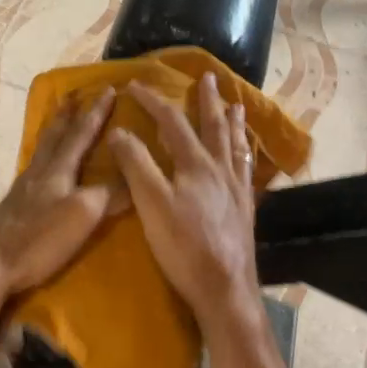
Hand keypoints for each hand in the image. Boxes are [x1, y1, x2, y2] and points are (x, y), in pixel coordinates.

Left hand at [0, 88, 126, 310]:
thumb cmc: (39, 237)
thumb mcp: (83, 214)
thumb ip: (108, 194)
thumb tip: (134, 178)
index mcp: (57, 169)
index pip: (81, 134)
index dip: (96, 113)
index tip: (109, 90)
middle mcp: (39, 172)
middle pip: (54, 136)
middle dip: (66, 115)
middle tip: (72, 96)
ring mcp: (23, 189)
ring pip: (42, 151)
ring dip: (53, 133)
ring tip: (57, 123)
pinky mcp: (15, 208)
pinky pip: (35, 169)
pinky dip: (44, 157)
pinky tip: (43, 168)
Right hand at [107, 72, 258, 327]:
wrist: (225, 290)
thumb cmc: (184, 247)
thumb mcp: (151, 203)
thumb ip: (136, 164)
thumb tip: (119, 131)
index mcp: (196, 164)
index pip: (173, 122)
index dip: (154, 101)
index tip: (136, 84)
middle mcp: (220, 169)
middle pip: (215, 126)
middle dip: (208, 100)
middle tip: (210, 77)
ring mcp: (237, 190)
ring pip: (236, 145)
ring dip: (233, 123)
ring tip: (237, 107)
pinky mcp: (245, 210)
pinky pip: (247, 170)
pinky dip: (245, 154)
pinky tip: (246, 156)